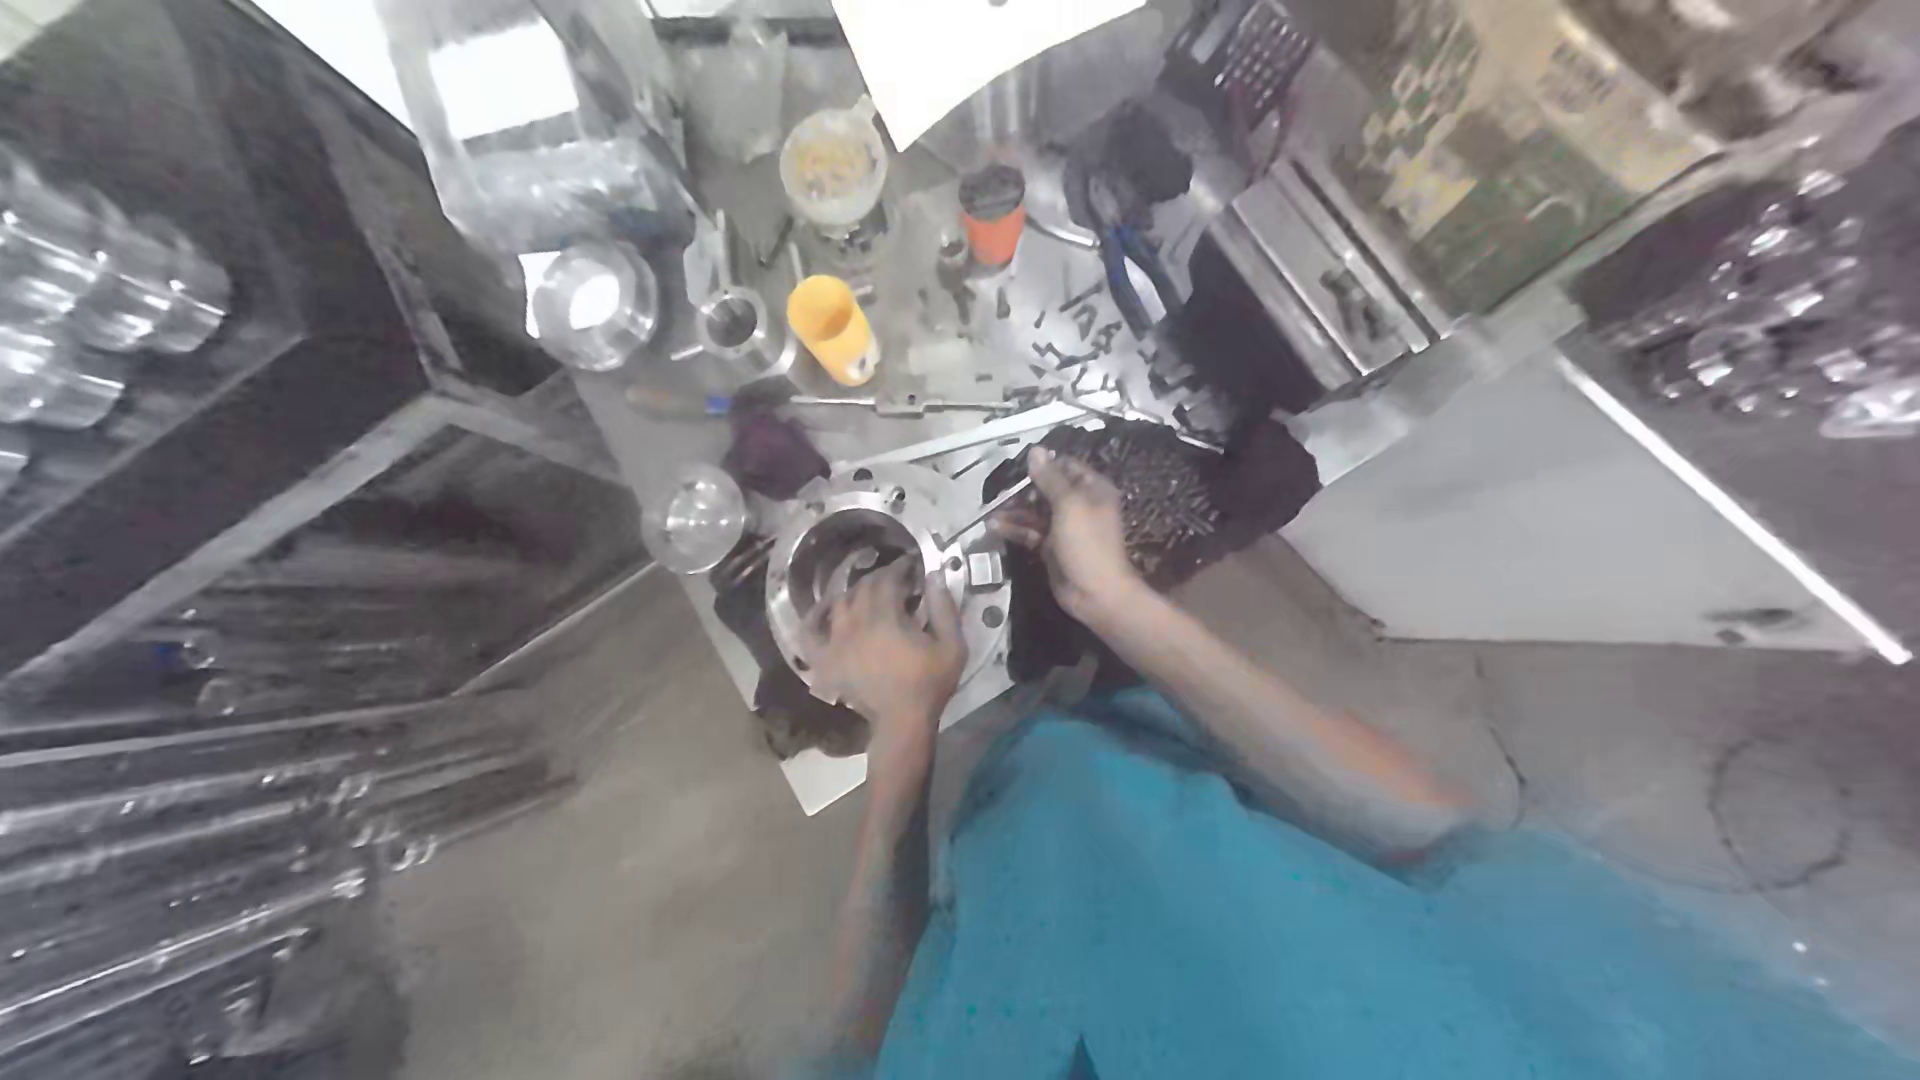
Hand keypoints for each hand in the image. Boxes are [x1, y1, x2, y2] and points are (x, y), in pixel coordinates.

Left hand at [812, 562, 966, 751]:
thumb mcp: (952, 646)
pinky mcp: (824, 660)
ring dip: (856, 592)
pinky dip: (815, 616)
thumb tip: (934, 575)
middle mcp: (855, 624)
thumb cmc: (929, 683)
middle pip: (863, 587)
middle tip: (898, 580)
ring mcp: (835, 642)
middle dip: (882, 578)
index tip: (912, 565)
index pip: (888, 579)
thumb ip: (945, 608)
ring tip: (871, 595)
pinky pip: (809, 632)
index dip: (900, 567)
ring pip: (840, 603)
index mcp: (885, 618)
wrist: (903, 723)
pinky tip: (826, 608)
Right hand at [990, 446, 1144, 624]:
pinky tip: (994, 528)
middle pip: (1046, 488)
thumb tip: (1035, 450)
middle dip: (1022, 489)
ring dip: (1014, 511)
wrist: (1096, 593)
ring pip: (1035, 511)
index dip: (1042, 465)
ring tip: (991, 512)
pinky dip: (1015, 529)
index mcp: (1092, 489)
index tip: (1018, 467)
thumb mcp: (1069, 504)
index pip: (1065, 466)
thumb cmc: (1087, 543)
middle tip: (999, 493)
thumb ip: (1050, 478)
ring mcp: (1064, 526)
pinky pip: (1030, 532)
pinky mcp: (1051, 546)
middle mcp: (1079, 504)